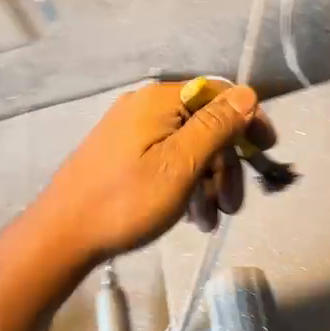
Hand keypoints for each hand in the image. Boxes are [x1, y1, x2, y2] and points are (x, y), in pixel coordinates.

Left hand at [31, 81, 274, 262]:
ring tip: (211, 221)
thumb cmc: (126, 200)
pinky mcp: (122, 155)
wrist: (61, 236)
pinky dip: (185, 186)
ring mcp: (132, 131)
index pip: (220, 95)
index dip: (248, 121)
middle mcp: (147, 107)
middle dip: (227, 165)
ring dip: (208, 183)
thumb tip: (248, 94)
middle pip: (205, 125)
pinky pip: (167, 161)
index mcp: (160, 100)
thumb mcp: (181, 165)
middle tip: (234, 205)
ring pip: (189, 148)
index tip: (268, 152)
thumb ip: (217, 126)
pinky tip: (191, 217)